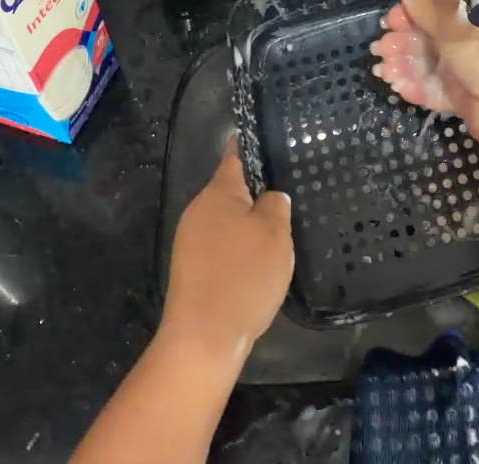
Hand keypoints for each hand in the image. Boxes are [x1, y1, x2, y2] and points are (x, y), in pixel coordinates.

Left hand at [161, 140, 292, 364]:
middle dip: (256, 193)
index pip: (235, 157)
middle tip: (289, 196)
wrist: (203, 339)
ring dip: (247, 225)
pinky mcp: (190, 270)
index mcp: (217, 194)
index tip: (270, 140)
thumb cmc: (242, 276)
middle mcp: (198, 212)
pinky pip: (220, 246)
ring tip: (279, 233)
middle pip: (231, 191)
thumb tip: (271, 197)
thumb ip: (275, 206)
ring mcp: (189, 242)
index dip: (252, 147)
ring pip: (226, 221)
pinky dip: (238, 249)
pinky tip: (257, 264)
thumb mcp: (274, 235)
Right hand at [368, 0, 478, 146]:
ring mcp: (467, 71)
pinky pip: (434, 90)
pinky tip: (397, 85)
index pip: (439, 9)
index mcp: (477, 16)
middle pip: (429, 38)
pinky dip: (416, 87)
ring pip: (428, 65)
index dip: (412, 14)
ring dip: (404, 65)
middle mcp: (472, 41)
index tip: (392, 19)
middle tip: (382, 47)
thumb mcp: (458, 27)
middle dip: (403, 42)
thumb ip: (428, 9)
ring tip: (384, 69)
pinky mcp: (462, 98)